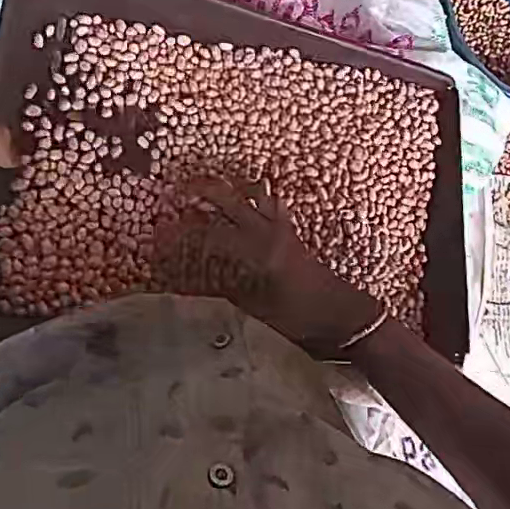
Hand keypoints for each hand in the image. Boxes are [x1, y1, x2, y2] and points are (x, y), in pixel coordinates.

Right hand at [156, 177, 382, 352]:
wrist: (348, 317)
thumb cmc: (305, 320)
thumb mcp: (261, 317)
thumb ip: (229, 301)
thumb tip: (198, 296)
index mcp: (259, 252)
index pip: (211, 236)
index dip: (183, 235)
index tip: (161, 234)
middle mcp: (270, 235)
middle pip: (232, 202)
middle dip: (205, 192)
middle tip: (180, 190)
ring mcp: (284, 232)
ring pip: (256, 197)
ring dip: (234, 190)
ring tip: (212, 188)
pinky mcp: (294, 238)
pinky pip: (273, 208)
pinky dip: (260, 200)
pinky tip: (252, 201)